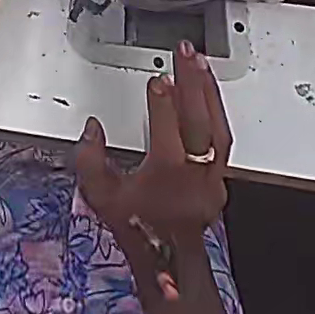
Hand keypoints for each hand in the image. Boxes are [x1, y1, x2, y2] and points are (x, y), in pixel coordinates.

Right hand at [74, 41, 232, 287]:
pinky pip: (224, 140)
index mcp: (166, 174)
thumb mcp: (101, 196)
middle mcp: (195, 174)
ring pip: (218, 127)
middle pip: (198, 118)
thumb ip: (90, 159)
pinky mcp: (221, 178)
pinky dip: (217, 112)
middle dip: (192, 81)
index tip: (157, 77)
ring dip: (209, 91)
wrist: (168, 260)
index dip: (162, 99)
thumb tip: (93, 127)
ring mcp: (213, 176)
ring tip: (201, 64)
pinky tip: (210, 96)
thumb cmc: (136, 227)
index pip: (167, 126)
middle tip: (185, 52)